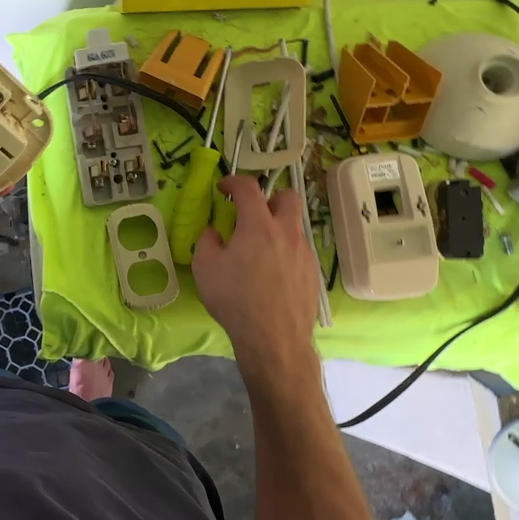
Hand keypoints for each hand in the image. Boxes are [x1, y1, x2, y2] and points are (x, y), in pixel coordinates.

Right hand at [191, 177, 321, 362]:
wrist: (274, 337)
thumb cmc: (235, 299)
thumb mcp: (205, 268)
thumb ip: (207, 241)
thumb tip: (215, 232)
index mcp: (258, 225)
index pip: (249, 188)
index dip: (233, 181)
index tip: (223, 188)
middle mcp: (287, 232)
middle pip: (288, 197)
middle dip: (270, 198)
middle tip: (251, 213)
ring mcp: (304, 252)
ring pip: (294, 226)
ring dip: (276, 228)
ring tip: (257, 250)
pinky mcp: (312, 273)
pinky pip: (298, 251)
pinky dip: (284, 252)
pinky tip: (270, 275)